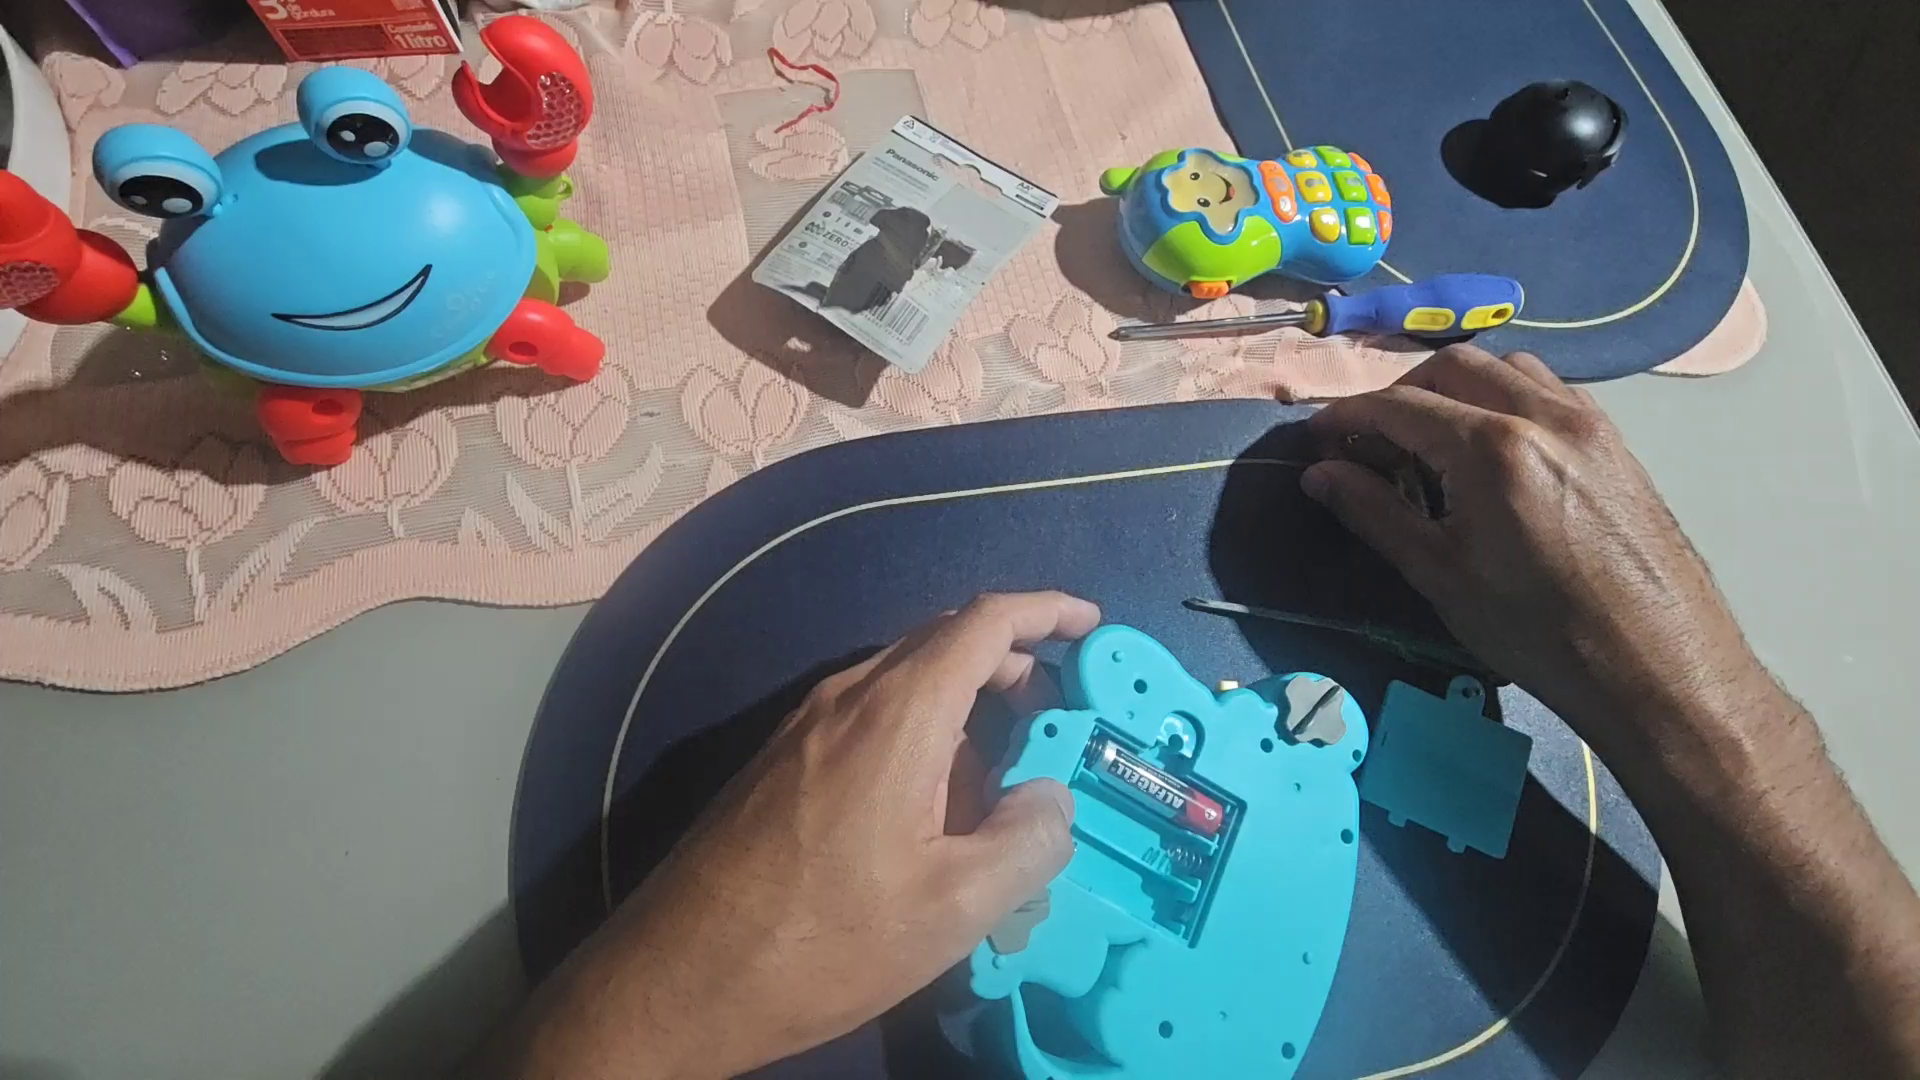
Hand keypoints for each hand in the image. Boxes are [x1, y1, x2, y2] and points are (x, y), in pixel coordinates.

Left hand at [499, 592, 1098, 1079]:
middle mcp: (852, 693)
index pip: (984, 621)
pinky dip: (925, 730)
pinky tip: (933, 804)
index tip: (1088, 623)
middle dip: (1012, 662)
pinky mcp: (789, 751)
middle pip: (947, 640)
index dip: (1044, 610)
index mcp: (900, 711)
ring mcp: (812, 719)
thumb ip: (1027, 843)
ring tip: (1000, 777)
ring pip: (911, 678)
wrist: (677, 974)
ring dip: (967, 704)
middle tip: (1054, 712)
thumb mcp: (951, 909)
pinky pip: (875, 712)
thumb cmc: (821, 937)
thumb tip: (1051, 800)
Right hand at [1300, 345, 1769, 763]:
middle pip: (1453, 367)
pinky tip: (1484, 451)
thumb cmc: (1534, 629)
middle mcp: (1545, 417)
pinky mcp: (1615, 444)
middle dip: (1397, 394)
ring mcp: (1590, 425)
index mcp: (1492, 450)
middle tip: (1367, 441)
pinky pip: (1547, 391)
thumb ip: (1372, 511)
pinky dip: (1500, 399)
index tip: (1315, 437)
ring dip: (1452, 390)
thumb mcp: (1436, 573)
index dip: (1347, 417)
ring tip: (1425, 442)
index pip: (1400, 407)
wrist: (1659, 668)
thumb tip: (1318, 474)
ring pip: (1506, 369)